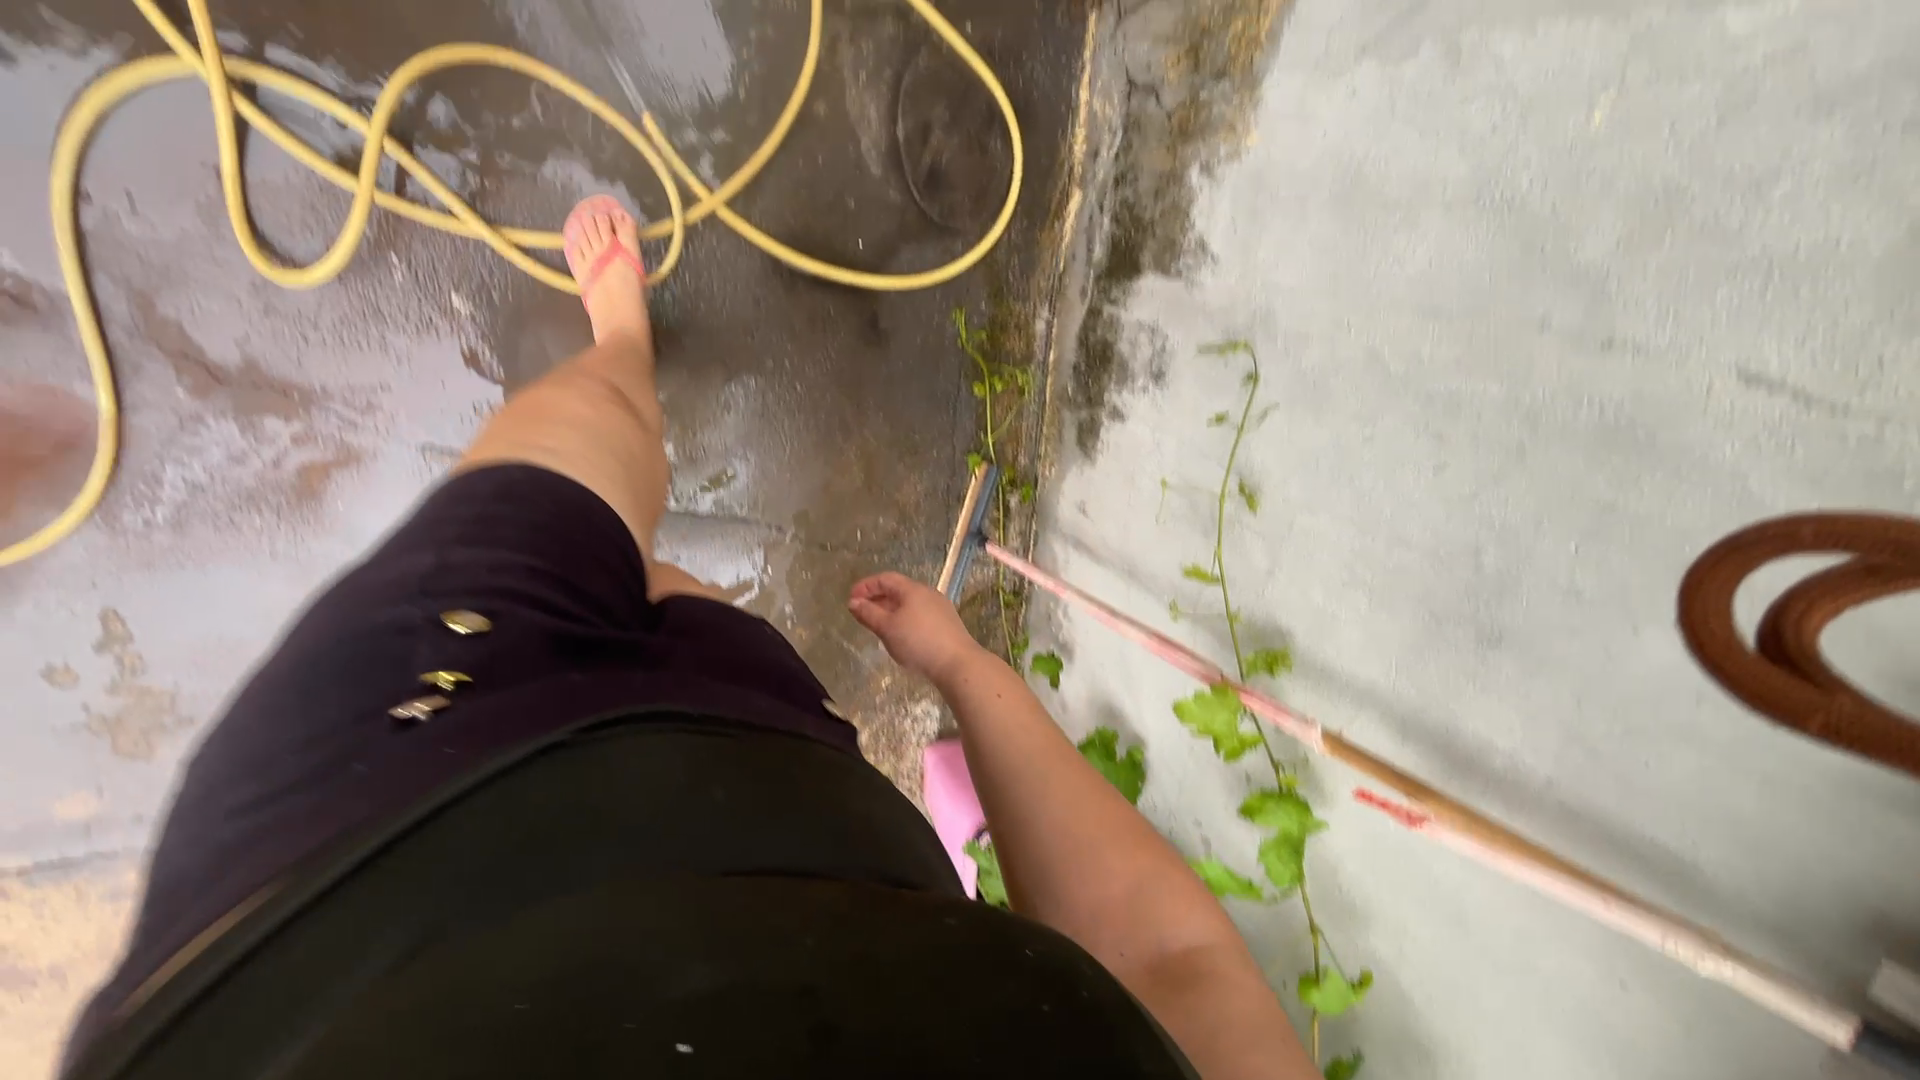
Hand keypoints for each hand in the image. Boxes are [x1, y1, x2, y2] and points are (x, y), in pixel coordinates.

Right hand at [847, 572, 982, 681]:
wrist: (957, 664)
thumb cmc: (918, 642)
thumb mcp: (887, 628)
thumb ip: (868, 613)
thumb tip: (853, 602)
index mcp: (913, 589)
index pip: (886, 578)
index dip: (866, 586)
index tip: (851, 599)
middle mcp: (928, 594)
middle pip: (898, 590)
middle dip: (877, 599)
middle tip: (862, 613)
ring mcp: (940, 608)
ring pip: (909, 604)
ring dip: (890, 611)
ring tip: (878, 626)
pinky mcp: (946, 624)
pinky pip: (919, 615)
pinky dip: (904, 620)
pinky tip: (900, 637)